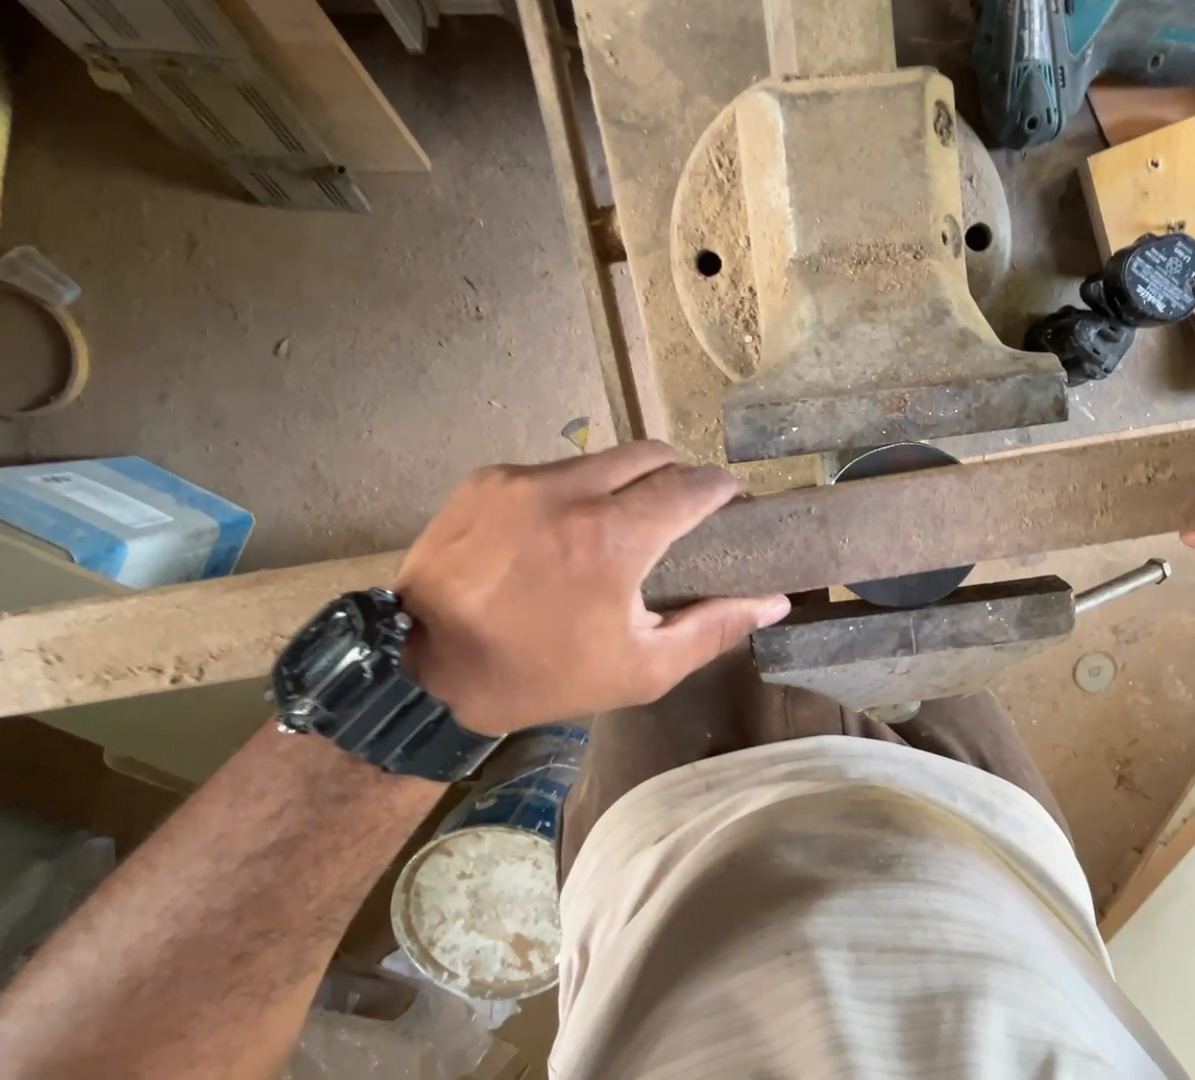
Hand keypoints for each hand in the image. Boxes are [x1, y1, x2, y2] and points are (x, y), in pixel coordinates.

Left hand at [393, 442, 790, 735]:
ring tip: (621, 525)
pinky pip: (555, 469)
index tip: (733, 508)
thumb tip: (773, 600)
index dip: (724, 491)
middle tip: (683, 515)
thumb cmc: (541, 676)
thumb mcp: (640, 669)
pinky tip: (562, 532)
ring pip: (603, 457)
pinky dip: (575, 491)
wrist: (421, 670)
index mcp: (614, 537)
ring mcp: (523, 477)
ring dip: (627, 482)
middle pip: (654, 454)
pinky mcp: (488, 478)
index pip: (694, 484)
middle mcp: (570, 489)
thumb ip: (714, 629)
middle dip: (681, 476)